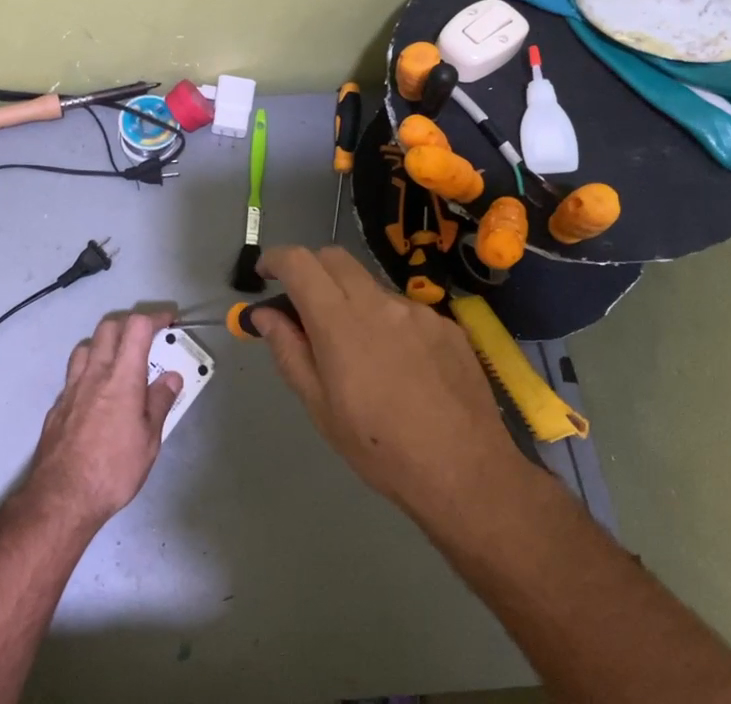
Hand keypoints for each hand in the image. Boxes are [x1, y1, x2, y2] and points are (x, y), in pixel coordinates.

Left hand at [21, 312, 182, 530]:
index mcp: (121, 378)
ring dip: (106, 344)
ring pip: (87, 347)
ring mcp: (71, 388)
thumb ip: (160, 402)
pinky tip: (98, 393)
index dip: (155, 317)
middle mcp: (93, 374)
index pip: (136, 327)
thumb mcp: (149, 439)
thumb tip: (171, 377)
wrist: (63, 495)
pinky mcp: (58, 405)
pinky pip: (74, 373)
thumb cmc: (114, 469)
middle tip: (147, 340)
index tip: (169, 321)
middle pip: (108, 328)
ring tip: (121, 363)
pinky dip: (90, 371)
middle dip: (129, 325)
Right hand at [252, 246, 522, 511]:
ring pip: (372, 285)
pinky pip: (405, 310)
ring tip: (356, 349)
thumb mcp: (319, 407)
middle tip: (301, 305)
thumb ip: (289, 351)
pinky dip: (387, 322)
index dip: (275, 260)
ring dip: (351, 299)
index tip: (265, 275)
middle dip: (310, 269)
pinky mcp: (448, 327)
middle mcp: (380, 303)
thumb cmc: (378, 447)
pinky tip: (398, 366)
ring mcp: (419, 312)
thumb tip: (265, 315)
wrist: (465, 471)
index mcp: (340, 322)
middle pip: (335, 258)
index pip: (300, 263)